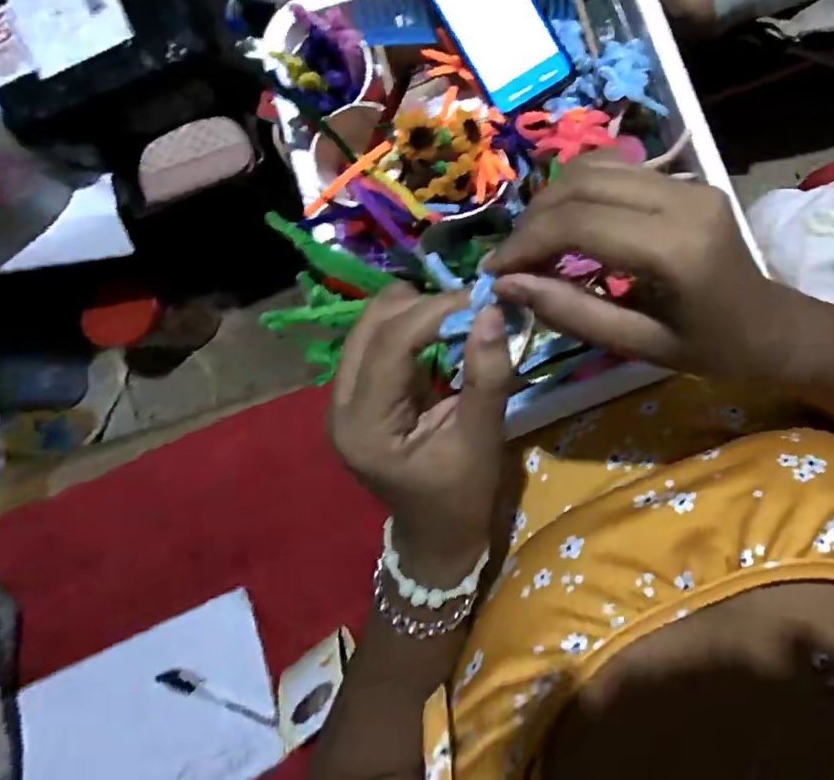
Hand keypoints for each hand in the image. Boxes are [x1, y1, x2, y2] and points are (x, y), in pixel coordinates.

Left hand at [330, 285, 512, 577]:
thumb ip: (487, 377)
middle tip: (474, 305)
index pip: (391, 343)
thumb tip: (493, 312)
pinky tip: (447, 330)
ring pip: (372, 326)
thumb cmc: (461, 496)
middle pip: (372, 325)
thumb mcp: (482, 440)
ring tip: (463, 315)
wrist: (437, 536)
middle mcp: (340, 405)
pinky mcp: (360, 393)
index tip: (484, 298)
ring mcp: (345, 398)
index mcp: (363, 426)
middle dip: (424, 304)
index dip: (437, 311)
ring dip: (418, 310)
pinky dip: (415, 325)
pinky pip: (381, 340)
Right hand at [484, 159, 801, 381]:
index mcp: (677, 248)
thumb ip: (572, 312)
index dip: (528, 242)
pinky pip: (620, 169)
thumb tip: (507, 285)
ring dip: (554, 200)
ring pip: (597, 168)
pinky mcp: (690, 179)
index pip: (581, 223)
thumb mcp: (641, 344)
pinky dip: (583, 190)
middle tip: (513, 259)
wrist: (773, 327)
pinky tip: (570, 221)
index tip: (496, 270)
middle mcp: (684, 200)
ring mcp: (690, 183)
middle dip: (535, 220)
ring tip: (536, 242)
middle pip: (584, 186)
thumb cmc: (714, 350)